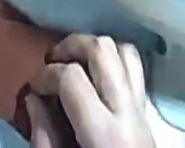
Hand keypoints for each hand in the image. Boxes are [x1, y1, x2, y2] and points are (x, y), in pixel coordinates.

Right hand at [29, 34, 154, 147]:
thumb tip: (34, 98)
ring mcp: (142, 110)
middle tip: (52, 61)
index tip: (35, 86)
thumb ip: (46, 139)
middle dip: (73, 46)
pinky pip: (136, 68)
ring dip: (96, 47)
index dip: (47, 75)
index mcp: (104, 135)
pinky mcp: (149, 114)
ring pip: (123, 50)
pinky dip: (115, 59)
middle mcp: (128, 113)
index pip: (73, 79)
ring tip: (75, 61)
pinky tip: (98, 73)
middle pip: (102, 50)